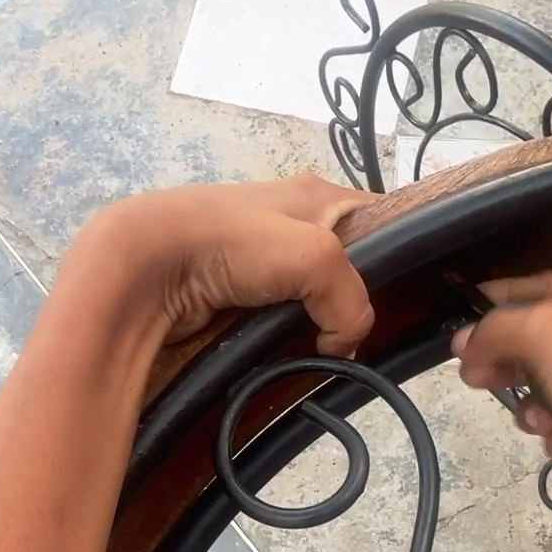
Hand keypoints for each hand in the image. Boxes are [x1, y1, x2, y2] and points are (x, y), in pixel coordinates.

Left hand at [66, 173, 377, 356]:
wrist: (145, 268)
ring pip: (315, 301)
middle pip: (348, 269)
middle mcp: (295, 224)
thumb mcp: (316, 256)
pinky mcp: (239, 296)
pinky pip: (281, 322)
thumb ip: (351, 299)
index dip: (397, 259)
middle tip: (361, 336)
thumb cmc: (231, 242)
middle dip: (355, 303)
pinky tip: (293, 355)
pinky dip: (290, 340)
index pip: (381, 222)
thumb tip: (343, 344)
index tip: (405, 302)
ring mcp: (263, 263)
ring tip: (327, 352)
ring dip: (321, 327)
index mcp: (320, 195)